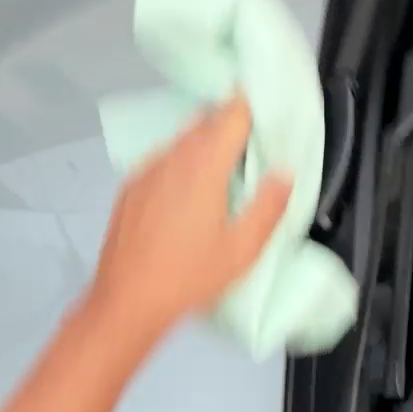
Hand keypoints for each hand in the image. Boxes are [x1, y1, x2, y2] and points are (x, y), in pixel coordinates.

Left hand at [88, 95, 293, 338]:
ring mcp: (146, 168)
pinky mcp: (131, 186)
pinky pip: (162, 162)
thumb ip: (268, 208)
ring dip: (204, 150)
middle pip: (207, 120)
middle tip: (250, 160)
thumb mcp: (241, 251)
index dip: (254, 111)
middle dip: (231, 131)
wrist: (128, 299)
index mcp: (204, 164)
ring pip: (182, 140)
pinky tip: (185, 205)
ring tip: (219, 186)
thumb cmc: (188, 277)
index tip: (267, 128)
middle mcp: (172, 156)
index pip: (234, 111)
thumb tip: (284, 175)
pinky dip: (179, 169)